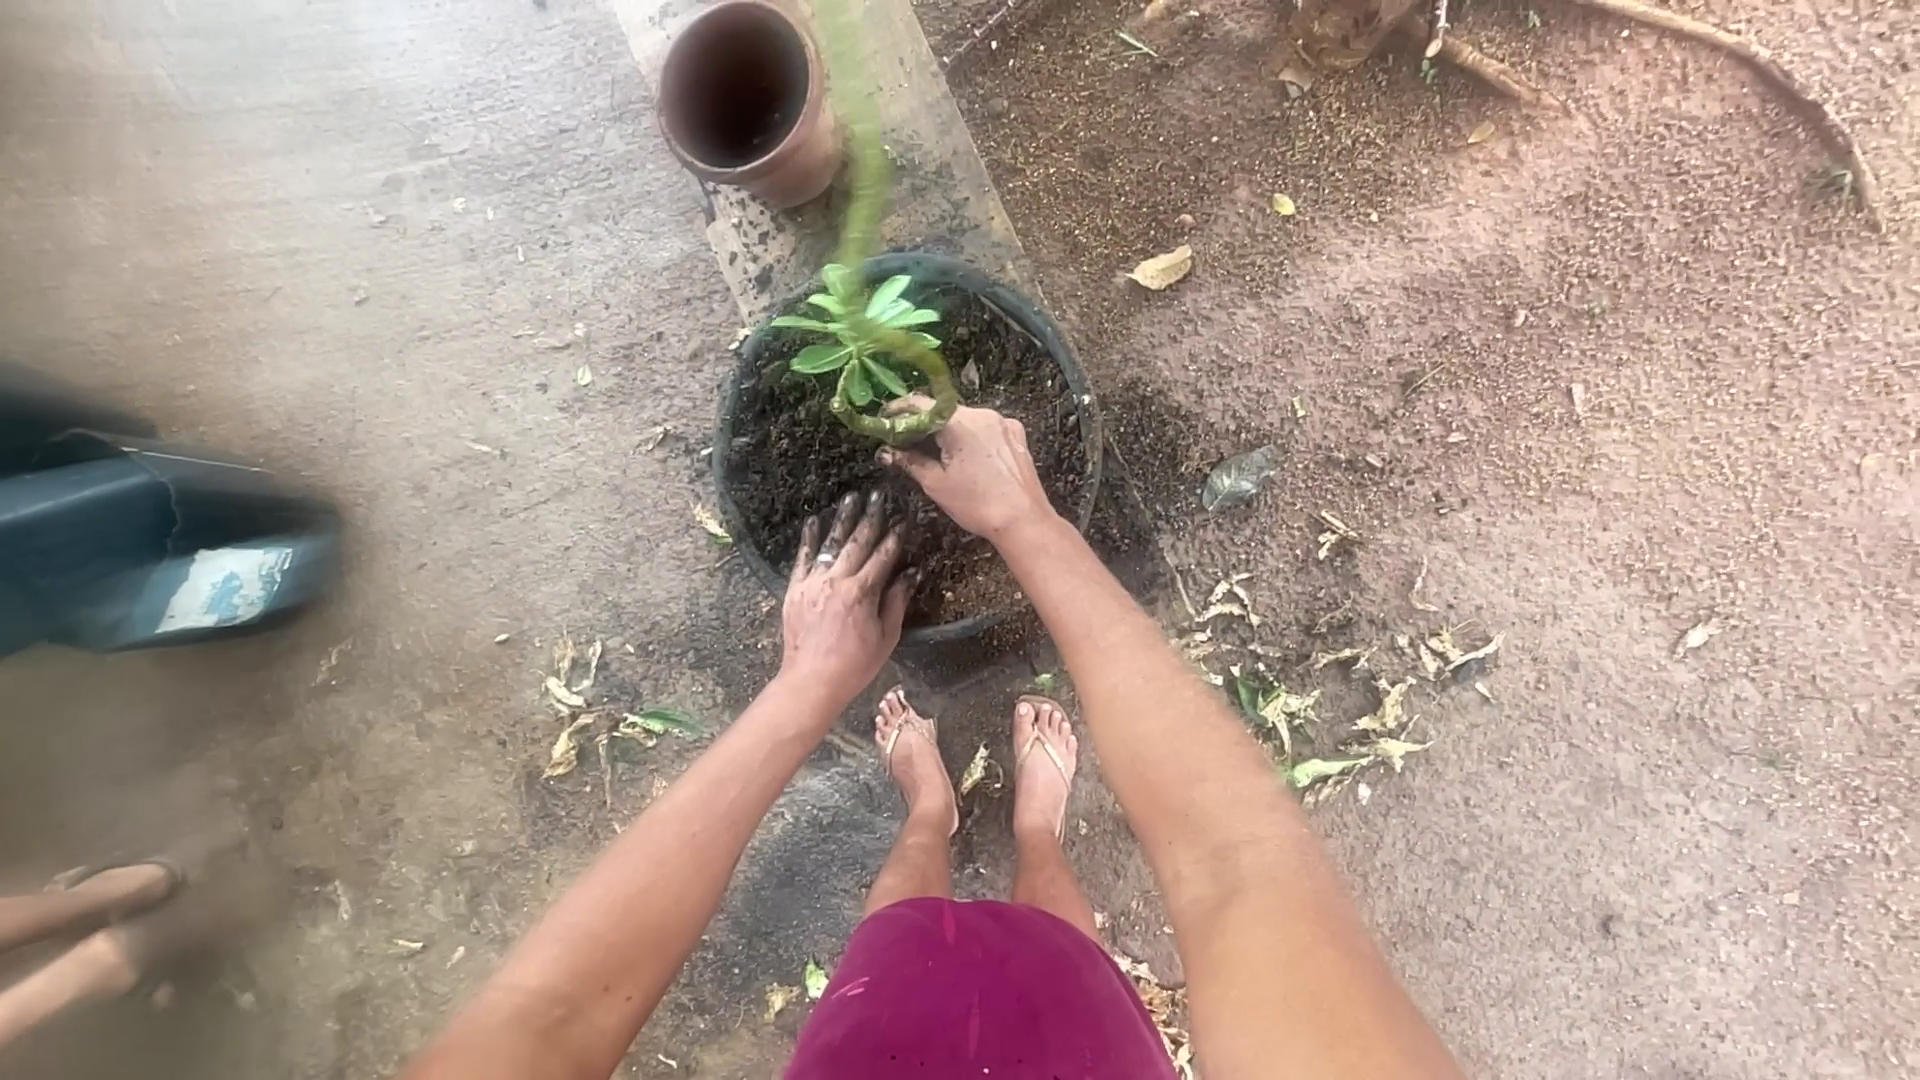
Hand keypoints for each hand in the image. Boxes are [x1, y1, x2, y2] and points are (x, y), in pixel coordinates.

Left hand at [781, 491, 914, 701]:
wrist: (811, 681)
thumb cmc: (854, 665)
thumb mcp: (886, 636)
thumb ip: (896, 601)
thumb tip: (911, 573)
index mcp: (862, 594)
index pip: (883, 556)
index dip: (894, 536)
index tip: (902, 519)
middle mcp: (837, 582)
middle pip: (857, 542)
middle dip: (870, 517)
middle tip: (878, 496)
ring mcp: (813, 583)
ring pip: (831, 544)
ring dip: (843, 519)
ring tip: (851, 498)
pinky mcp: (795, 590)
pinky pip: (803, 558)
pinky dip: (809, 539)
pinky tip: (814, 521)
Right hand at [878, 401, 1056, 543]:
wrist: (1023, 521)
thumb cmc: (978, 505)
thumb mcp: (936, 484)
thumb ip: (909, 461)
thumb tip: (888, 451)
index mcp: (960, 423)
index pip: (920, 404)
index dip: (898, 410)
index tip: (885, 420)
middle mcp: (983, 415)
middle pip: (943, 411)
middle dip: (923, 424)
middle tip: (905, 442)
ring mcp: (1003, 423)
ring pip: (965, 420)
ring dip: (947, 431)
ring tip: (934, 454)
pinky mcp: (1016, 435)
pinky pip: (985, 429)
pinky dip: (971, 437)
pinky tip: (966, 458)